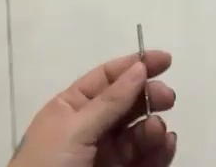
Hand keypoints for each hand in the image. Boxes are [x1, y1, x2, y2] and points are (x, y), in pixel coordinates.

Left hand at [9, 51, 177, 166]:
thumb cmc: (48, 165)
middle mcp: (89, 127)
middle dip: (148, 97)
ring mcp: (103, 154)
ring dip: (153, 126)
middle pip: (126, 103)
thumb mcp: (75, 129)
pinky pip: (142, 160)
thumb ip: (110, 101)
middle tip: (167, 98)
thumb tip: (140, 67)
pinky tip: (166, 146)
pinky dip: (158, 152)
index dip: (135, 65)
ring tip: (159, 131)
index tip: (165, 60)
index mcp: (71, 107)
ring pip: (137, 132)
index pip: (107, 77)